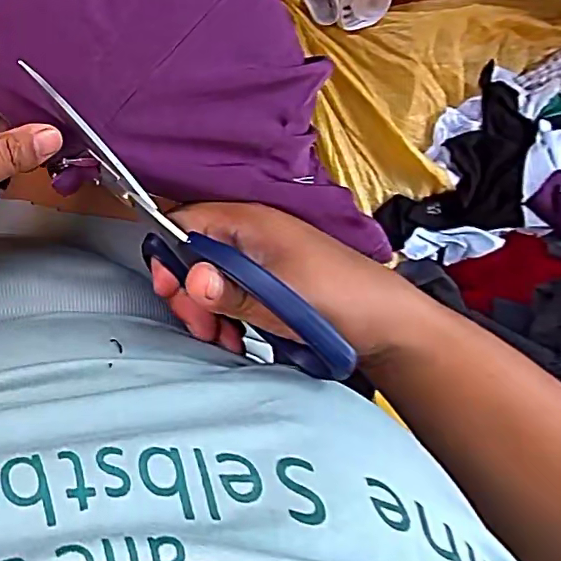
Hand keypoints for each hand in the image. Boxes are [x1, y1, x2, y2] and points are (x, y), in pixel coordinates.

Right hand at [147, 202, 443, 364]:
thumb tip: (191, 279)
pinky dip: (224, 317)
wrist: (390, 324)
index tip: (172, 290)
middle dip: (189, 292)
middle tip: (201, 324)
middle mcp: (250, 235)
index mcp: (250, 222)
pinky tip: (235, 337)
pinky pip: (230, 294)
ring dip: (206, 310)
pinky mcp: (268, 283)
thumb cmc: (343, 298)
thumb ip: (232, 289)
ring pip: (209, 279)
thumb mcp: (280, 298)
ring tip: (222, 337)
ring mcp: (259, 260)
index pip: (187, 223)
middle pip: (193, 255)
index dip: (171, 254)